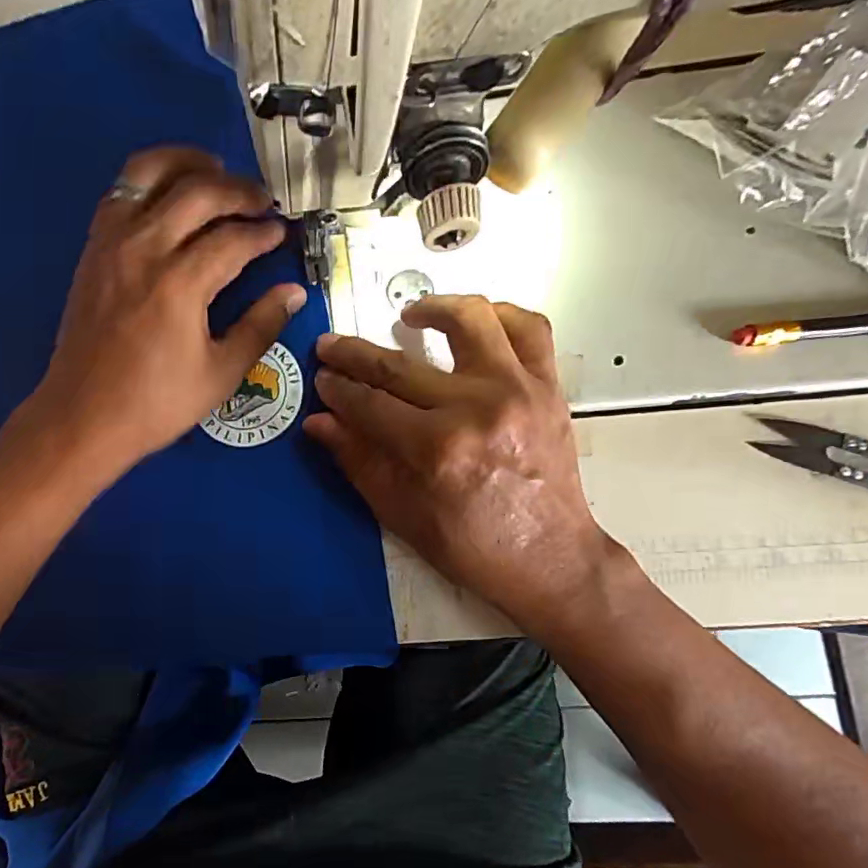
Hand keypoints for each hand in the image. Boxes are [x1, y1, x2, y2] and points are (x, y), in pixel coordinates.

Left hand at [25, 146, 307, 470]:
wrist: (83, 416)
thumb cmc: (155, 404)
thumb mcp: (219, 374)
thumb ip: (259, 327)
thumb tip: (292, 293)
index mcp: (180, 283)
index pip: (233, 238)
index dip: (263, 232)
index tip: (281, 233)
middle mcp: (144, 248)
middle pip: (198, 191)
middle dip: (237, 189)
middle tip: (261, 200)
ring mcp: (112, 243)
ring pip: (150, 173)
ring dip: (188, 163)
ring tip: (215, 172)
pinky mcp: (92, 249)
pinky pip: (120, 192)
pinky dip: (149, 182)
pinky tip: (168, 197)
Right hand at [304, 295, 619, 628]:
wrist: (548, 558)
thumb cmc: (471, 547)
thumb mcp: (401, 514)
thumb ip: (358, 462)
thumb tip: (319, 422)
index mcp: (437, 449)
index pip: (370, 404)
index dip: (337, 390)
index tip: (320, 379)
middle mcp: (476, 408)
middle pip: (402, 366)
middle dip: (356, 354)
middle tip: (332, 347)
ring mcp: (518, 390)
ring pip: (471, 321)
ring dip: (431, 308)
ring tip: (408, 315)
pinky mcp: (548, 388)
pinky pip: (529, 329)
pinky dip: (499, 314)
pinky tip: (475, 322)